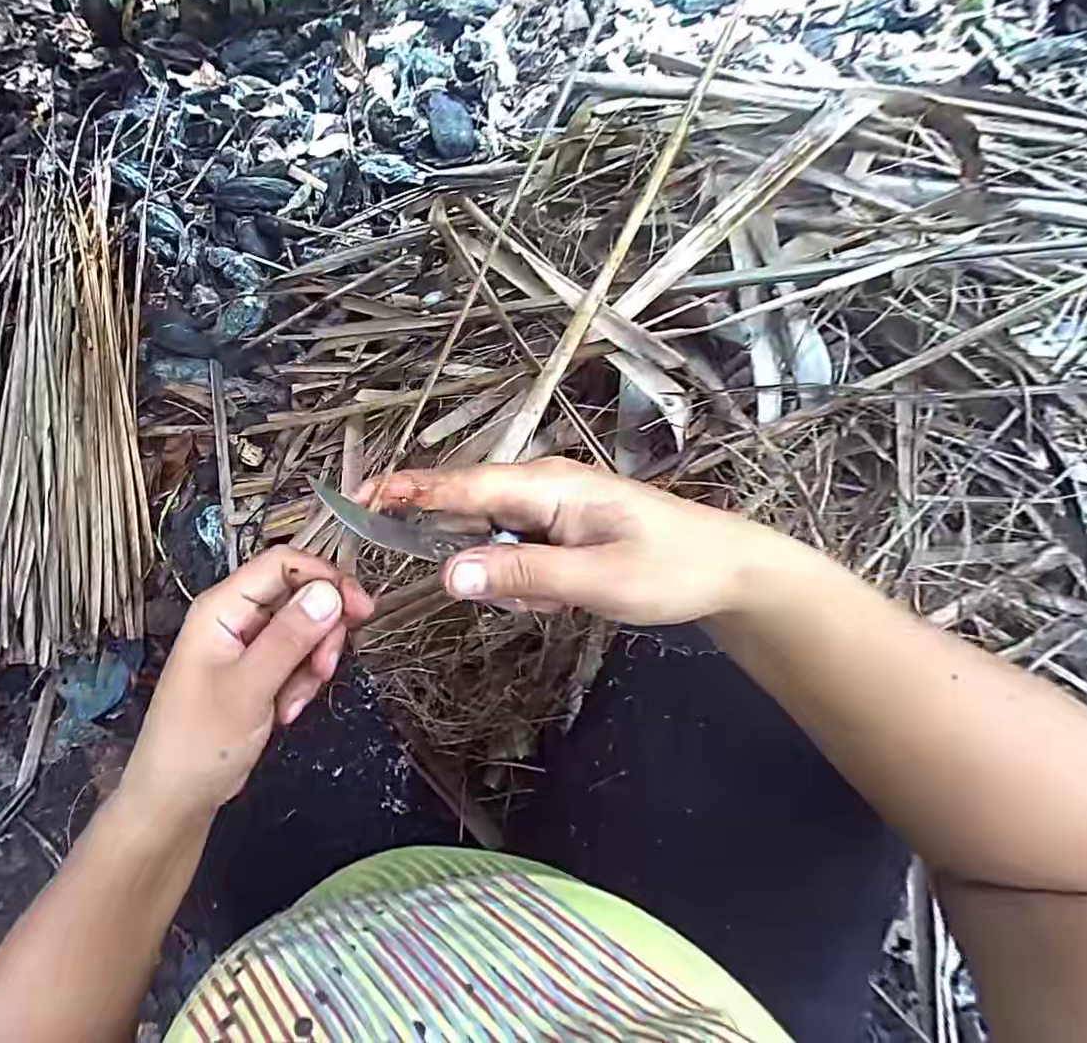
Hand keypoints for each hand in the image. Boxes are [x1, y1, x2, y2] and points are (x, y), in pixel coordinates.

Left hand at [121, 548, 373, 822]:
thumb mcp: (248, 688)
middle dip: (321, 632)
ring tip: (292, 703)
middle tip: (325, 669)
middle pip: (298, 596)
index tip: (361, 609)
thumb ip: (290, 638)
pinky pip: (296, 658)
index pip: (281, 563)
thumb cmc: (200, 741)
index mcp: (223, 606)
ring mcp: (247, 643)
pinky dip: (300, 683)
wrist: (177, 797)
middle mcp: (236, 616)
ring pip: (303, 630)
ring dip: (310, 665)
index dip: (325, 576)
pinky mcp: (258, 668)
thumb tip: (330, 591)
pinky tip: (285, 712)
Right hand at [362, 457, 814, 624]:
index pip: (456, 485)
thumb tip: (448, 575)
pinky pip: (507, 552)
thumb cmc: (671, 567)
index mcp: (543, 484)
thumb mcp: (597, 580)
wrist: (729, 570)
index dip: (403, 491)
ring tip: (557, 600)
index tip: (357, 500)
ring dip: (504, 578)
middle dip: (469, 557)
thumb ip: (520, 575)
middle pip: (463, 514)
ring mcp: (540, 506)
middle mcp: (534, 487)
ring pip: (484, 539)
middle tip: (524, 596)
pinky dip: (519, 581)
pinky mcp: (548, 527)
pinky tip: (558, 596)